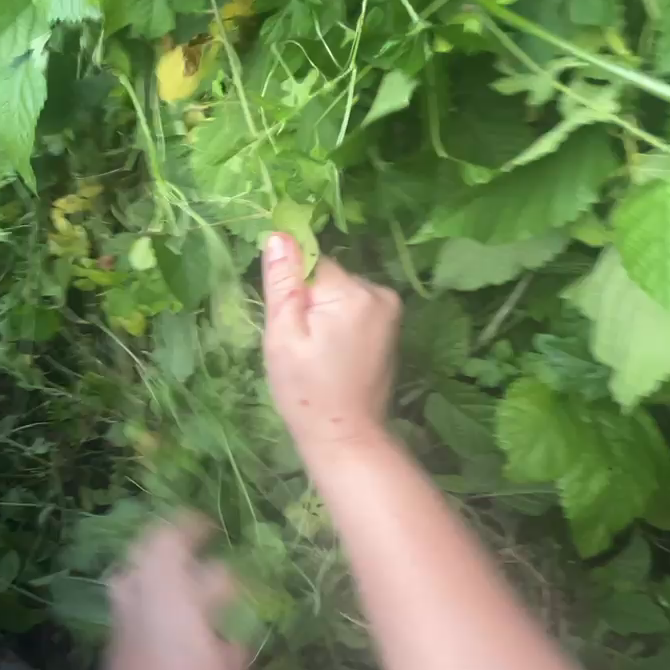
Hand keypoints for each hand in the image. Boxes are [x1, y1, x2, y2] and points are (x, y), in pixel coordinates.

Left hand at [92, 514, 249, 669]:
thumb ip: (236, 645)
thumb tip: (234, 633)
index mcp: (189, 598)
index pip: (218, 573)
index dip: (234, 574)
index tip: (243, 576)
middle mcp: (156, 588)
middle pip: (164, 539)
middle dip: (184, 527)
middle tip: (199, 526)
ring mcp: (130, 598)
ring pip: (138, 552)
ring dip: (154, 542)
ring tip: (167, 544)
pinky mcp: (115, 614)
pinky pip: (124, 576)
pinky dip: (137, 569)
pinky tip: (143, 579)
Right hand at [261, 234, 400, 463]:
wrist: (345, 434)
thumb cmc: (305, 389)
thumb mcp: (283, 335)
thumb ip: (282, 283)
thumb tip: (278, 235)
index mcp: (352, 292)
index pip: (311, 261)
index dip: (290, 287)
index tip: (284, 320)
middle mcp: (379, 292)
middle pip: (327, 276)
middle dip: (307, 300)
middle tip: (296, 342)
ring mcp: (390, 309)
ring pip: (339, 292)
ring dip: (322, 312)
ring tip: (312, 351)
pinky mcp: (391, 326)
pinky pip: (353, 308)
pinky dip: (337, 323)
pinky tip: (330, 354)